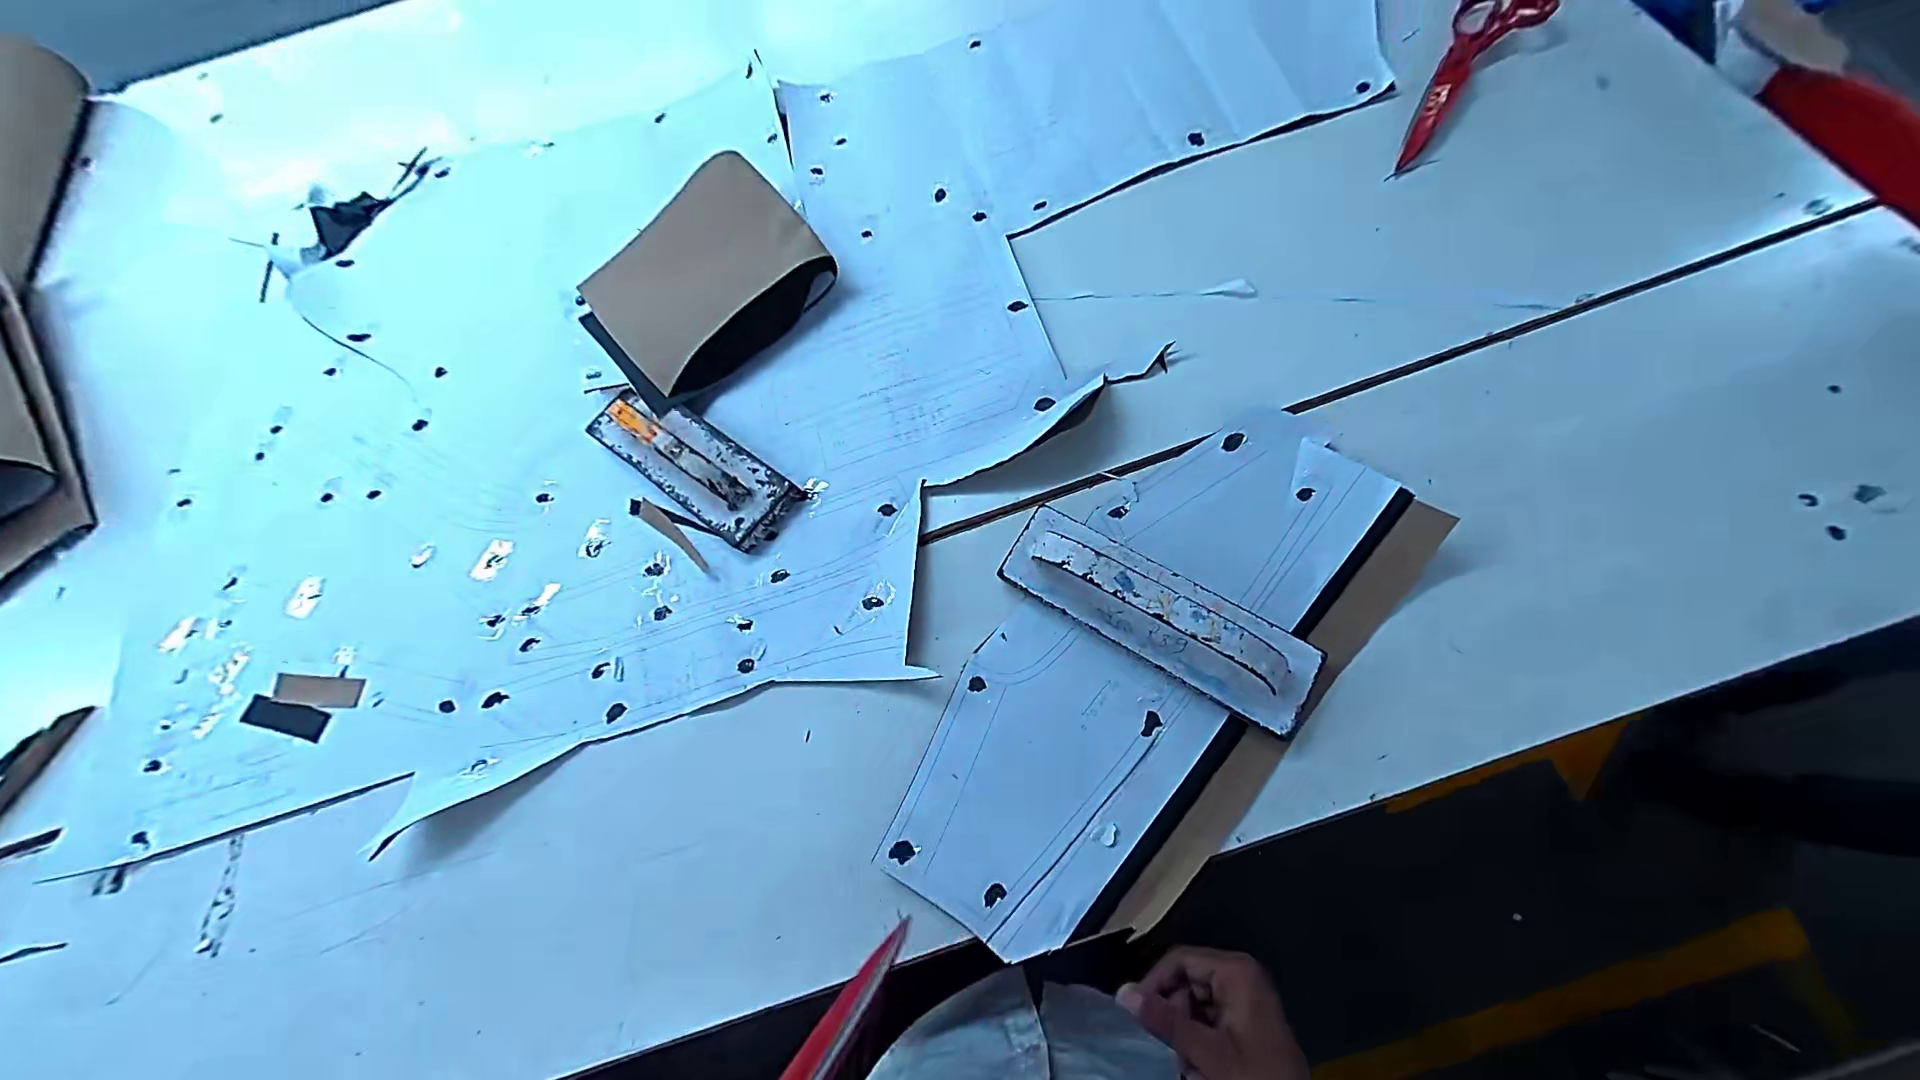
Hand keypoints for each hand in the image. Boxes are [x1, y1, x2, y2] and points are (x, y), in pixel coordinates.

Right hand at [1115, 947, 1306, 1079]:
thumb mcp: (1208, 1054)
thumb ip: (1165, 1022)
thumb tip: (1123, 993)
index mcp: (1236, 971)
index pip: (1179, 960)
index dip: (1153, 983)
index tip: (1135, 1013)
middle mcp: (1242, 976)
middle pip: (1187, 980)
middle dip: (1173, 1014)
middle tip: (1168, 1049)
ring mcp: (1248, 999)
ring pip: (1196, 1002)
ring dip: (1185, 1032)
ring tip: (1188, 1064)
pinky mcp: (1250, 1022)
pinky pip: (1211, 1019)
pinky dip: (1201, 1040)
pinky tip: (1201, 1067)